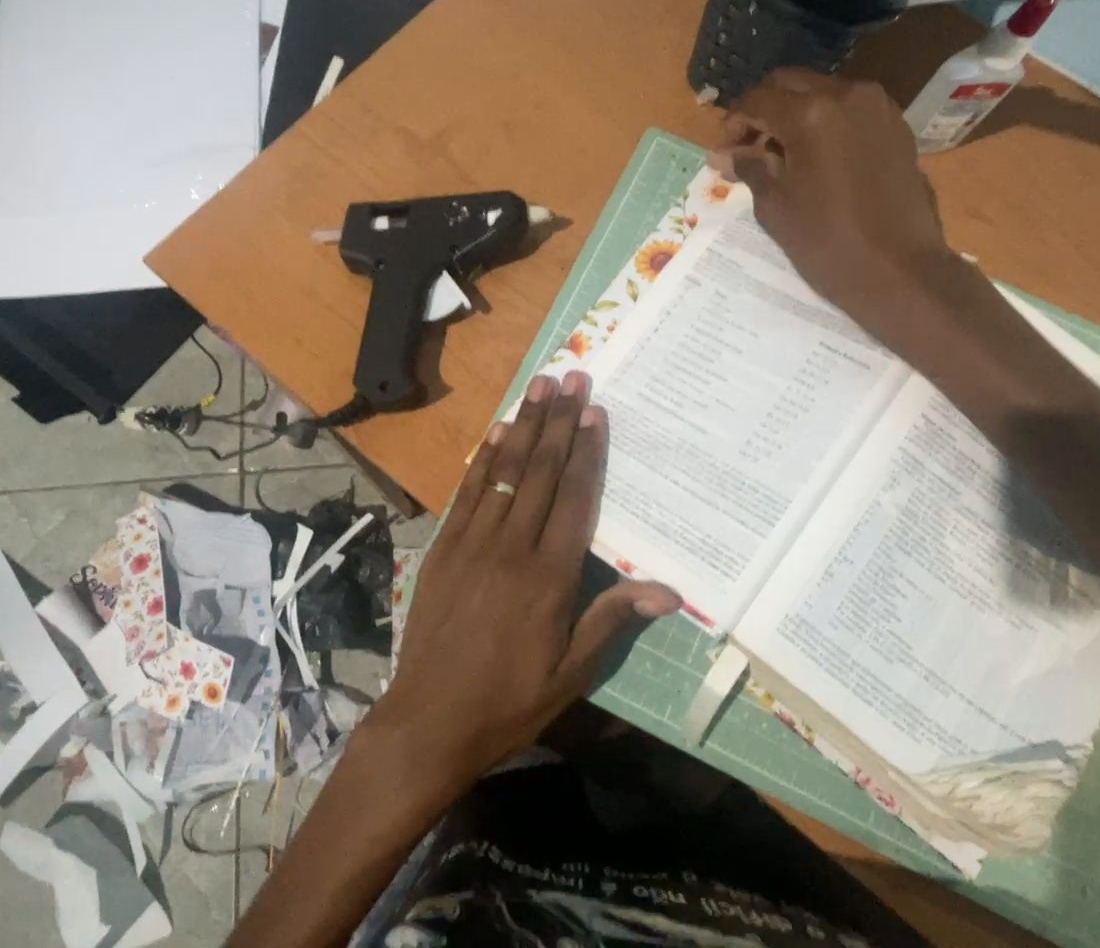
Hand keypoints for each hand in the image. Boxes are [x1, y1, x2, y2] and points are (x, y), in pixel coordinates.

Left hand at [371, 370, 679, 779]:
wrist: (430, 721)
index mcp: (549, 577)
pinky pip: (467, 495)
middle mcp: (511, 549)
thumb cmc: (510, 701)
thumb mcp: (572, 673)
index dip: (588, 452)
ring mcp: (471, 545)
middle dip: (559, 423)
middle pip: (541, 474)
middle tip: (572, 378)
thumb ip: (612, 620)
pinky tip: (495, 434)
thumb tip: (669, 592)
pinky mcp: (442, 551)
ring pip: (504, 474)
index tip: (595, 411)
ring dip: (523, 427)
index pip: (576, 499)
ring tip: (538, 387)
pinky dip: (482, 461)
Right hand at [714, 69, 972, 320]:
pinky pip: (848, 111)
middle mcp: (846, 95)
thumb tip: (724, 155)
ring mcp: (876, 108)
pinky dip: (823, 124)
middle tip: (746, 150)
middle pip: (789, 84)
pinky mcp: (895, 126)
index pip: (756, 100)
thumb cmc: (828, 244)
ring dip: (793, 115)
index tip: (722, 154)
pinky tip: (814, 160)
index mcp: (810, 114)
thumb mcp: (776, 207)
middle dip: (761, 111)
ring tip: (779, 157)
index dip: (731, 123)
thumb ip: (750, 169)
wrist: (900, 270)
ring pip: (820, 93)